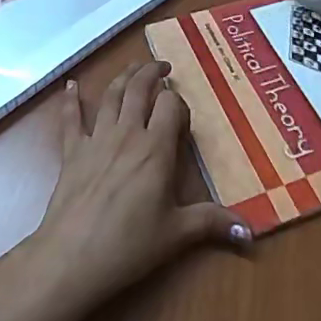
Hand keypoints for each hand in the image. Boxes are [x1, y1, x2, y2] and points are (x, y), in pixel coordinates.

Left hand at [20, 62, 249, 320]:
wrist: (73, 254)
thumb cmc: (130, 244)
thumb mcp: (176, 234)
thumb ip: (212, 223)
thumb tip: (250, 231)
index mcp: (155, 149)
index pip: (170, 106)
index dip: (178, 102)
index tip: (182, 109)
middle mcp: (126, 134)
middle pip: (138, 90)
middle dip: (151, 73)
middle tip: (162, 66)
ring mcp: (95, 139)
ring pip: (109, 96)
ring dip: (122, 78)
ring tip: (132, 68)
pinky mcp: (71, 150)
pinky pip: (70, 117)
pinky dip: (71, 99)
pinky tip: (70, 84)